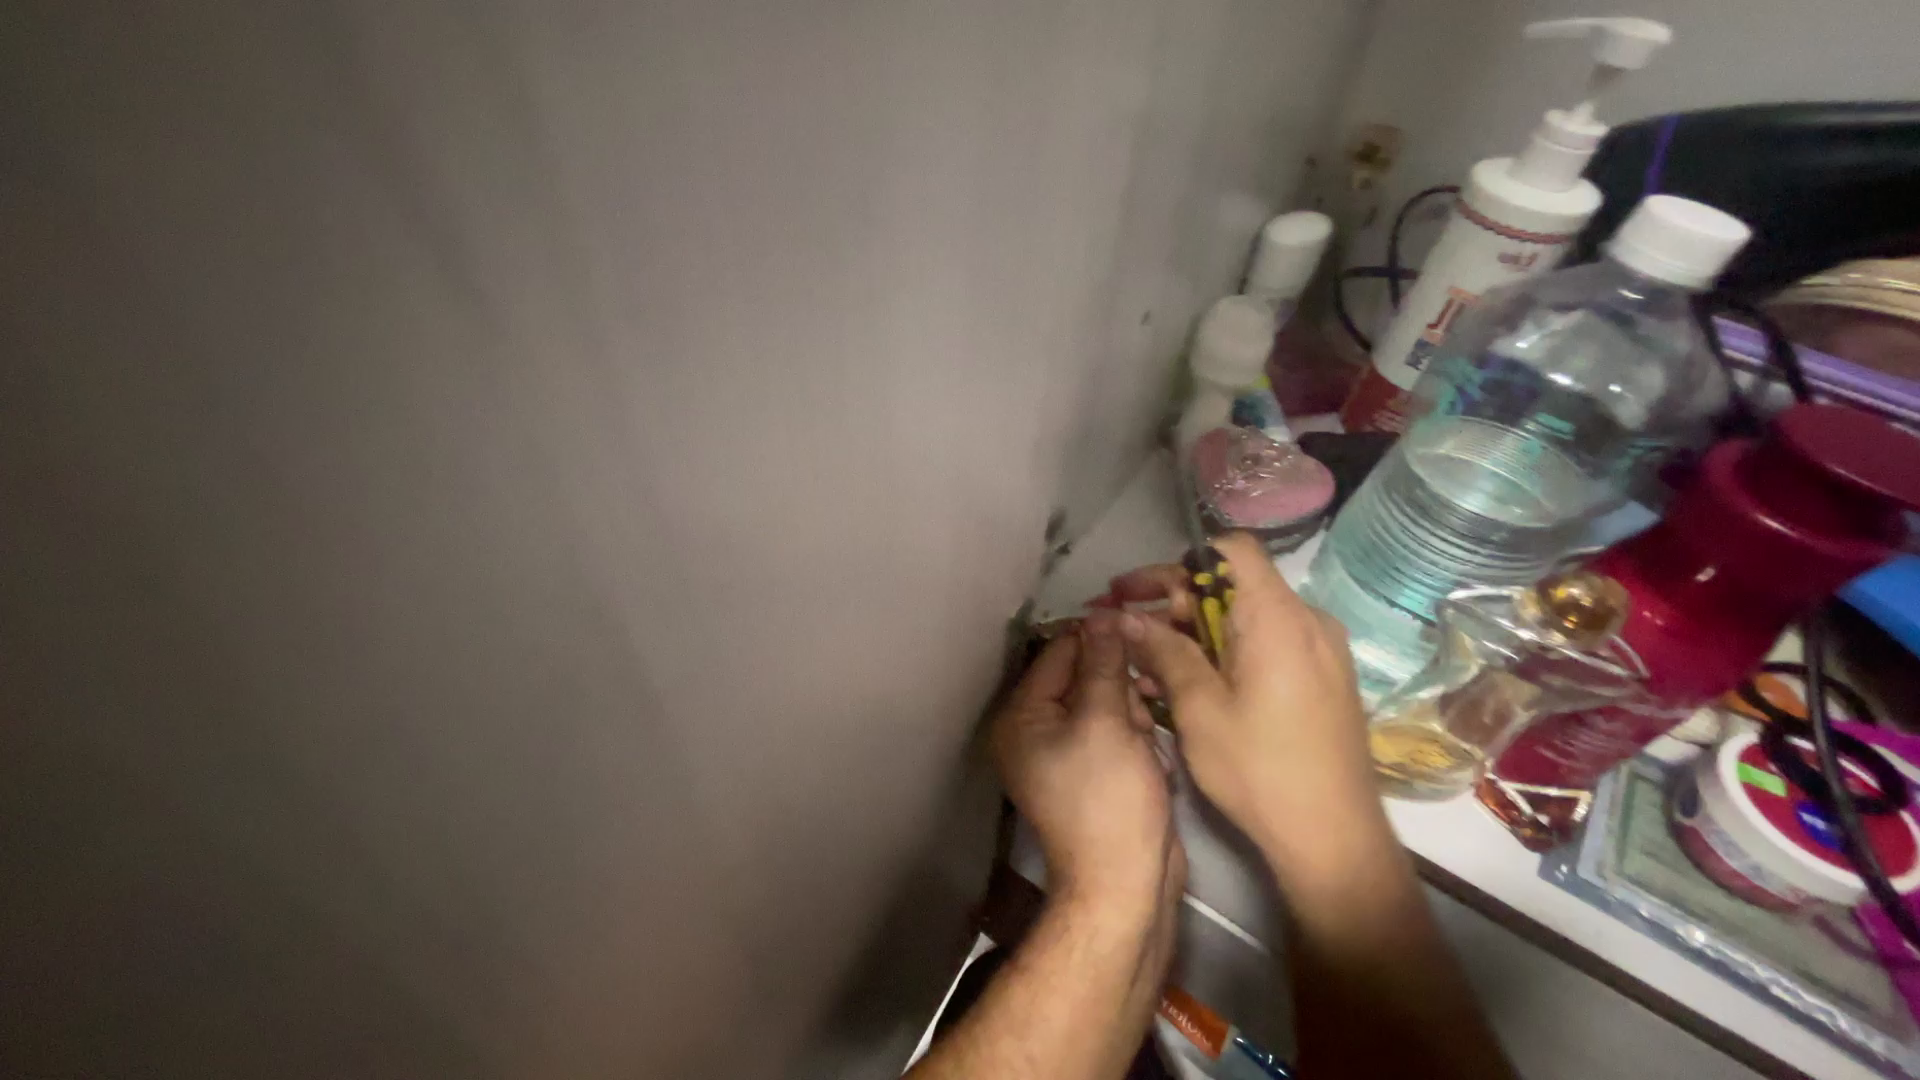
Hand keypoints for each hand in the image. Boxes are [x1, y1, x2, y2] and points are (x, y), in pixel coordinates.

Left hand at [991, 611, 1183, 915]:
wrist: (1125, 884)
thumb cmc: (1108, 797)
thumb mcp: (1106, 720)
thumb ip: (1103, 663)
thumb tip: (1101, 613)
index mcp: (1021, 716)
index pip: (1058, 653)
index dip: (1097, 637)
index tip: (1139, 627)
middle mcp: (1034, 730)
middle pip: (1082, 677)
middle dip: (1118, 687)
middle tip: (1140, 708)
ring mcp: (1063, 754)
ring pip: (1105, 705)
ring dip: (1132, 715)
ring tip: (1145, 742)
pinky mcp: (1092, 773)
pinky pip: (1115, 735)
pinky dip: (1136, 740)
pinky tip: (1150, 761)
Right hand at [1114, 533, 1379, 879]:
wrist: (1335, 838)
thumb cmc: (1260, 770)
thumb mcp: (1199, 708)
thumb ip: (1164, 651)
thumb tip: (1126, 617)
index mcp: (1278, 618)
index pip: (1232, 549)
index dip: (1180, 562)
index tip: (1141, 593)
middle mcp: (1307, 621)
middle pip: (1234, 585)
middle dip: (1176, 603)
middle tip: (1129, 632)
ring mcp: (1321, 651)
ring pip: (1247, 618)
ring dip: (1196, 633)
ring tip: (1149, 667)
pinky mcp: (1324, 678)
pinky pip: (1268, 646)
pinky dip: (1227, 653)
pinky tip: (1192, 686)